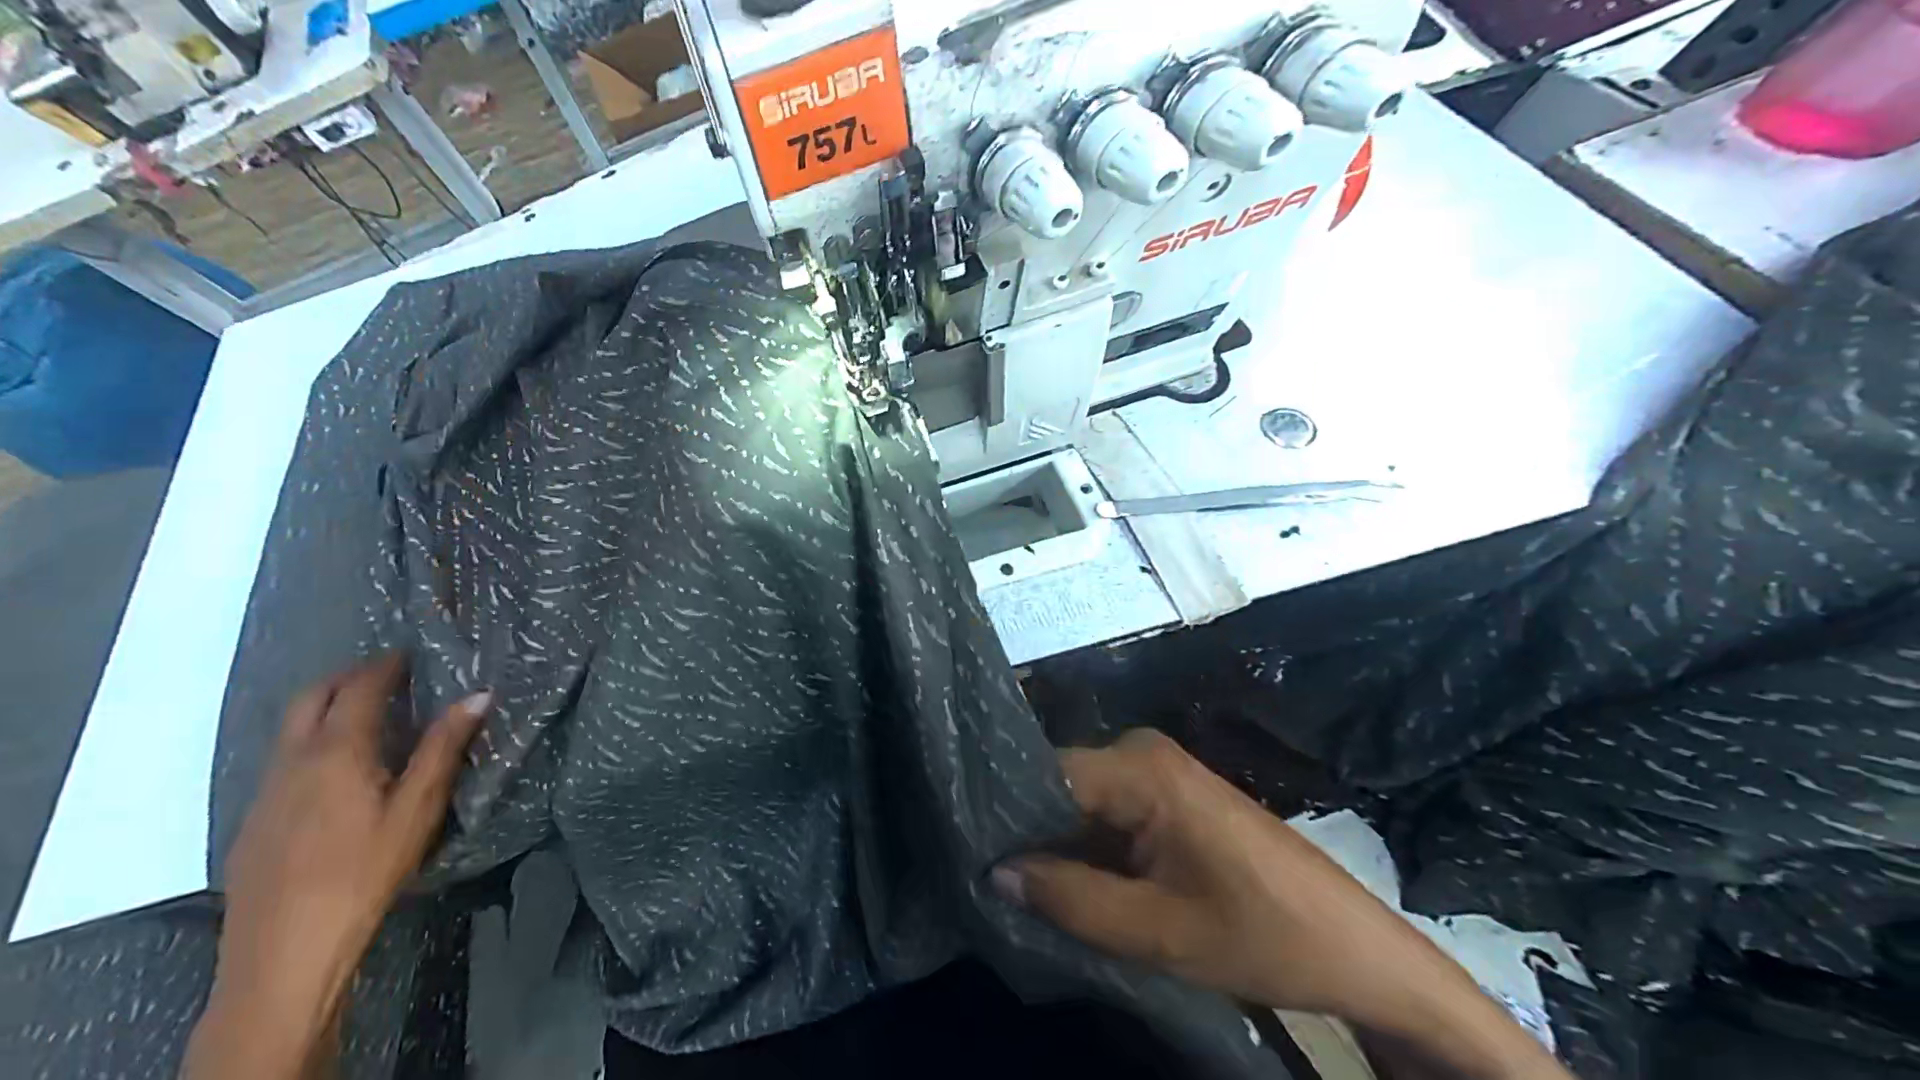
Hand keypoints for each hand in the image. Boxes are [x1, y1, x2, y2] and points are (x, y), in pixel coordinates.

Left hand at [182, 654, 488, 1079]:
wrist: (285, 946)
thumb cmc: (365, 870)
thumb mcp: (418, 808)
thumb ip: (444, 748)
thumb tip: (478, 695)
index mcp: (337, 752)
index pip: (360, 690)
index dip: (385, 666)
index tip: (411, 653)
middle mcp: (293, 760)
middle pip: (311, 698)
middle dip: (347, 677)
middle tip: (385, 673)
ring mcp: (266, 790)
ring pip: (290, 728)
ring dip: (325, 706)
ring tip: (365, 711)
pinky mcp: (255, 818)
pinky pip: (282, 757)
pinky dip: (311, 738)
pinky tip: (337, 767)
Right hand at [995, 730, 1569, 1079]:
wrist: (1357, 946)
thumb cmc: (1263, 934)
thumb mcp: (1159, 931)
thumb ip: (1070, 898)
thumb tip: (993, 870)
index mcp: (1138, 767)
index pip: (1042, 774)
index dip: (1004, 815)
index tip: (966, 853)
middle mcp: (1140, 748)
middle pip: (1057, 785)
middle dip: (1028, 833)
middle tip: (988, 880)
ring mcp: (1157, 768)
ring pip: (1079, 800)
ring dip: (1055, 843)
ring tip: (1017, 884)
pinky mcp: (1168, 791)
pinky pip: (1106, 809)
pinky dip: (1085, 845)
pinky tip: (1066, 879)